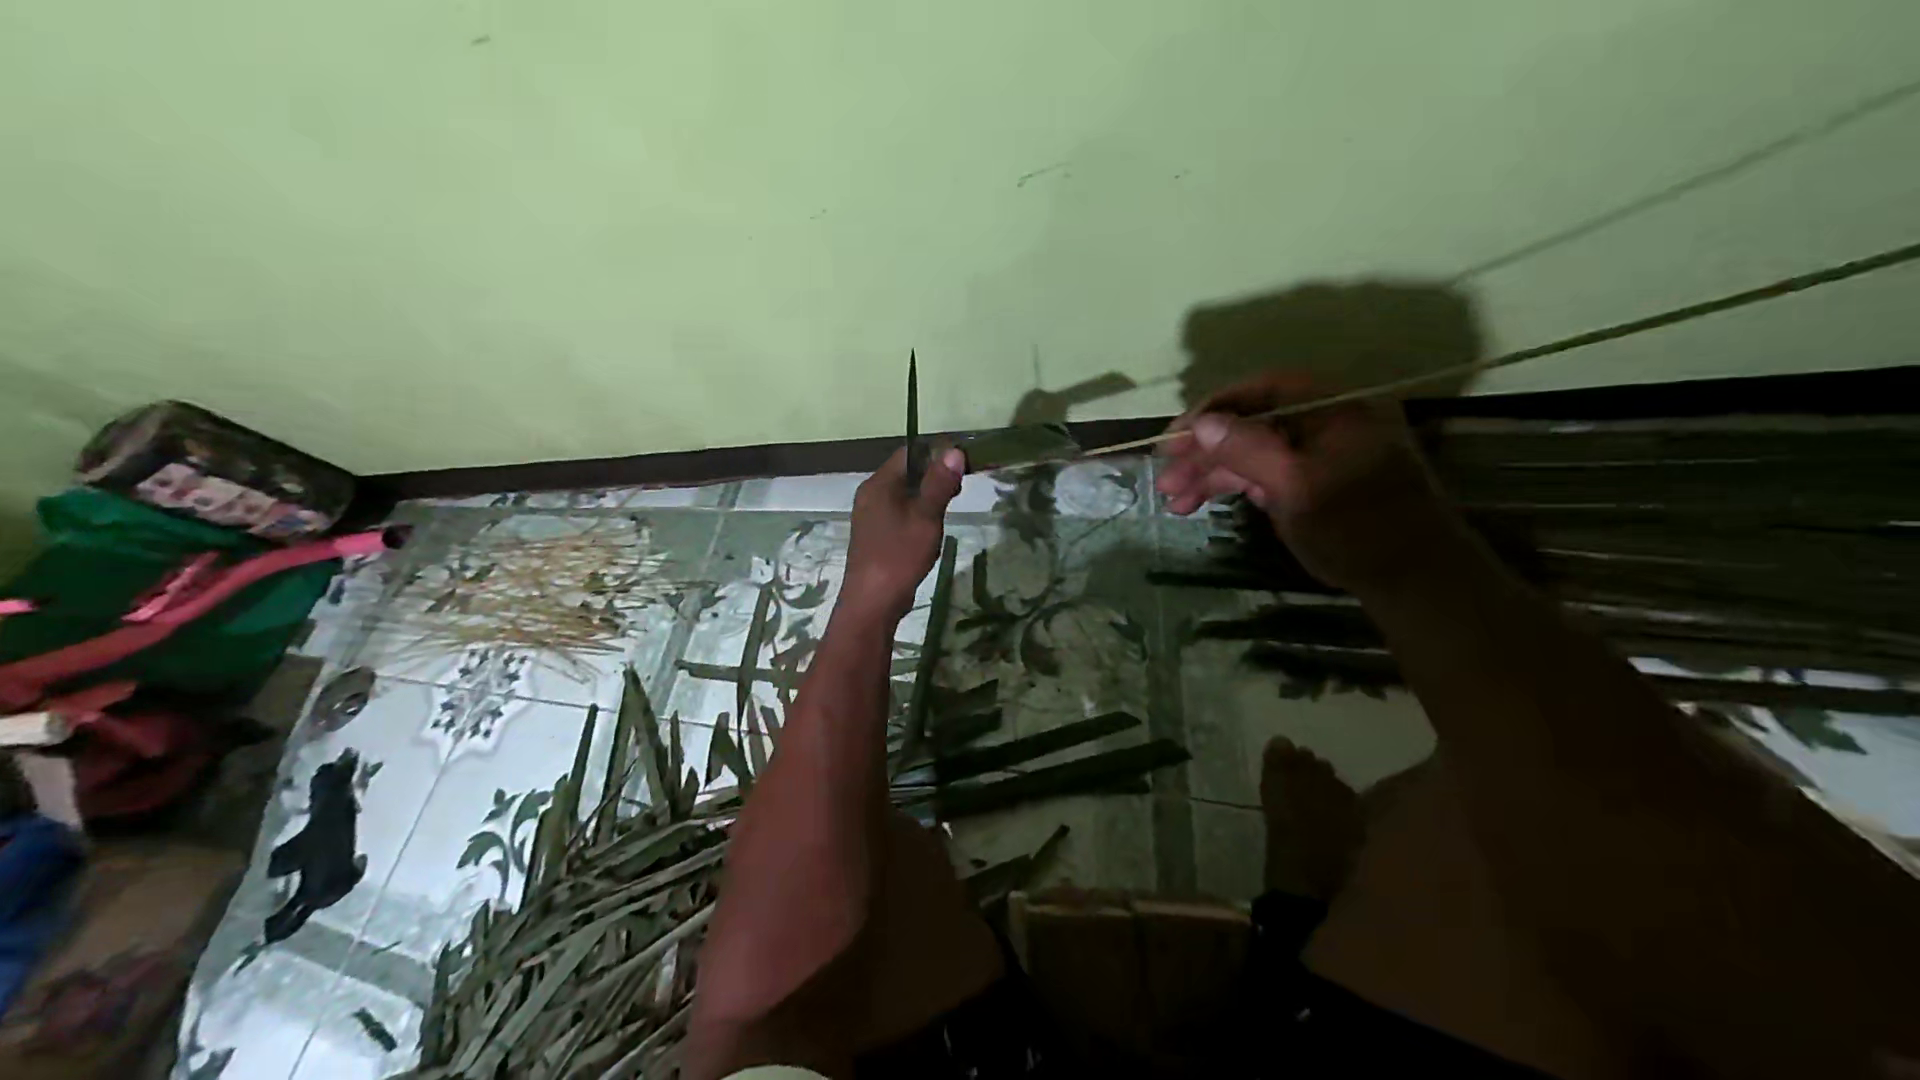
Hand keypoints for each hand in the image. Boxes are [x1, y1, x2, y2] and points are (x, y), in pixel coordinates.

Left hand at [841, 445, 965, 622]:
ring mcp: (869, 516)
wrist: (872, 602)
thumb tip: (954, 450)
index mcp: (878, 484)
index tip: (963, 464)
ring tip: (950, 507)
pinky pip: (898, 513)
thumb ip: (939, 483)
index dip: (936, 454)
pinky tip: (930, 529)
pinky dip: (916, 513)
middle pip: (905, 473)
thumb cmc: (899, 556)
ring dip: (926, 496)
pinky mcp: (874, 535)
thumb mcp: (926, 517)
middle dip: (934, 476)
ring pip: (902, 494)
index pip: (908, 453)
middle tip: (961, 488)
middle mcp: (869, 495)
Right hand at [1155, 373, 1465, 595]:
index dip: (1212, 411)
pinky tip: (1201, 503)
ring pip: (1249, 452)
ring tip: (1172, 501)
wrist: (1410, 579)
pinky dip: (1230, 486)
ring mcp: (1314, 452)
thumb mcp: (1296, 487)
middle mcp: (1322, 421)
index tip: (1174, 439)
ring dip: (1209, 474)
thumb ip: (1249, 450)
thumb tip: (1202, 423)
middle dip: (1203, 452)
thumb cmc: (1357, 528)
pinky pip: (1261, 473)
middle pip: (1249, 423)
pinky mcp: (1307, 479)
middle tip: (1164, 479)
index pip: (1259, 391)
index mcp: (1332, 407)